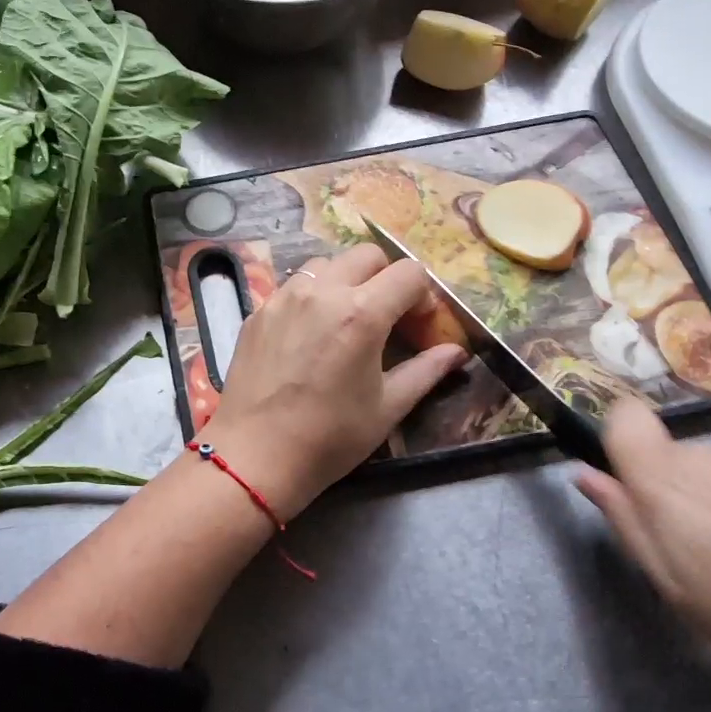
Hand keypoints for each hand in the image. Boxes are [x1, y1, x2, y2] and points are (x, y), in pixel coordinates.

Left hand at [197, 244, 468, 519]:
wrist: (255, 455)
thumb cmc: (330, 437)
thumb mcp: (387, 407)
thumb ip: (425, 371)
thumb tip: (455, 352)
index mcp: (361, 312)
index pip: (408, 272)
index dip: (424, 294)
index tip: (420, 323)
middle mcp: (321, 291)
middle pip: (366, 255)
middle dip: (386, 277)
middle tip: (388, 316)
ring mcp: (284, 297)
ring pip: (325, 265)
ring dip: (346, 281)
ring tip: (347, 321)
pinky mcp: (258, 311)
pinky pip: (293, 286)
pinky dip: (312, 297)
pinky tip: (311, 334)